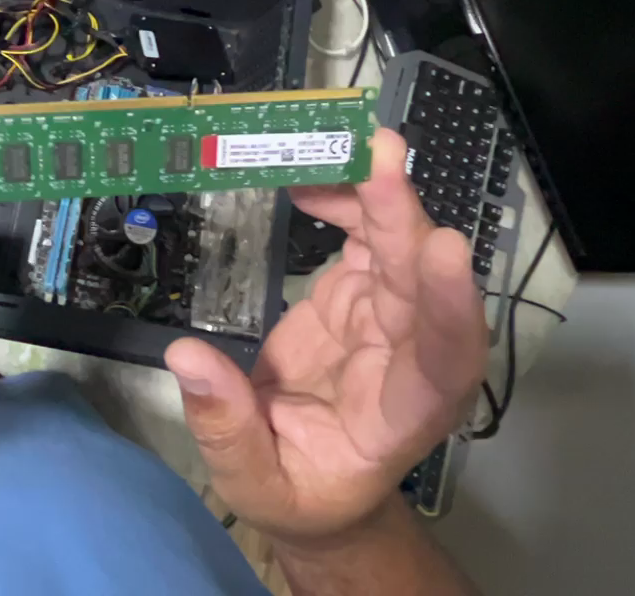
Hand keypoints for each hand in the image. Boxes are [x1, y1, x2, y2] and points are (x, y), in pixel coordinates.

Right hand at [164, 129, 487, 541]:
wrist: (317, 476)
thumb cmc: (299, 489)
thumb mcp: (255, 480)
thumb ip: (227, 426)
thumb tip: (186, 357)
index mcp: (401, 412)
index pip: (443, 360)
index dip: (448, 304)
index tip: (443, 249)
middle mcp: (408, 353)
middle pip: (419, 282)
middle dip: (402, 216)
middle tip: (378, 154)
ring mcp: (388, 317)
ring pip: (399, 245)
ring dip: (377, 192)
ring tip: (336, 145)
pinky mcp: (362, 294)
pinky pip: (368, 236)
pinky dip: (346, 201)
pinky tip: (311, 178)